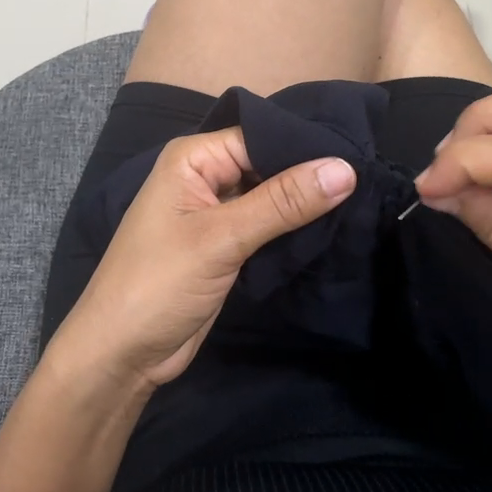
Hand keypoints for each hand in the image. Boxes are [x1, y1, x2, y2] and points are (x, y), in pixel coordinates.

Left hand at [48, 128, 355, 391]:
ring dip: (306, 207)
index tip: (360, 157)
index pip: (261, 137)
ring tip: (363, 205)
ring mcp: (216, 214)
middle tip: (370, 183)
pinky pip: (268, 228)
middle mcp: (204, 177)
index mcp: (193, 158)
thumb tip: (345, 169)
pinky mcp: (226, 248)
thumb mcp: (222, 239)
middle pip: (269, 165)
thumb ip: (283, 203)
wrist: (122, 354)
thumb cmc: (159, 284)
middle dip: (310, 177)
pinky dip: (293, 232)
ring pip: (272, 199)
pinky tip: (333, 233)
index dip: (306, 147)